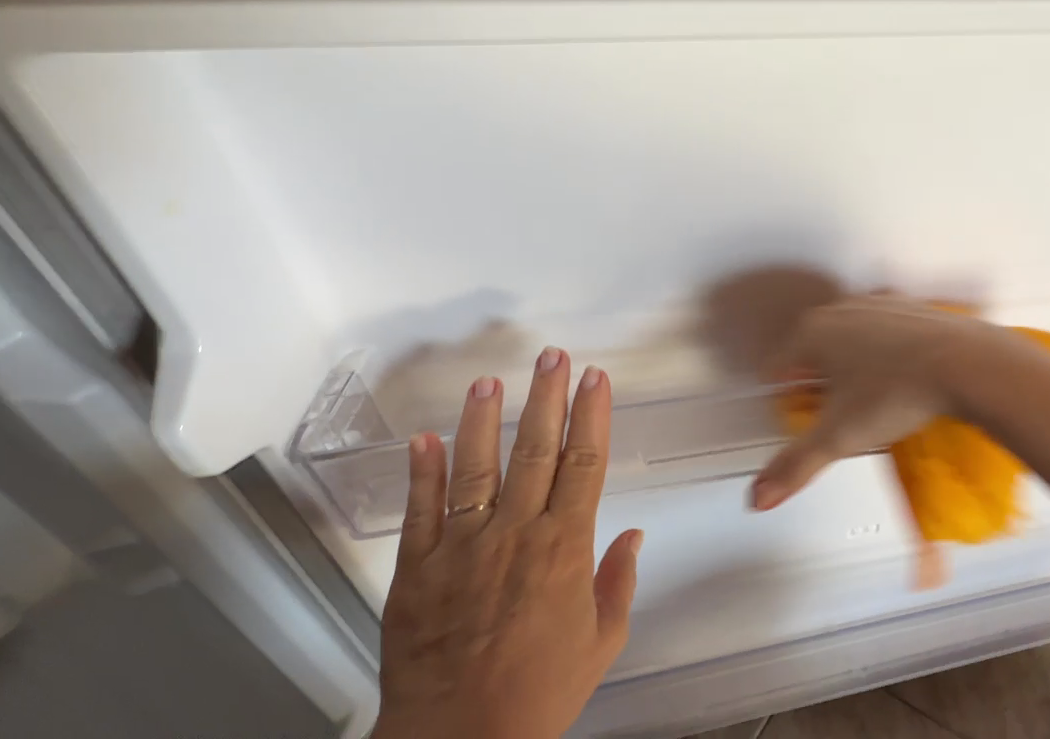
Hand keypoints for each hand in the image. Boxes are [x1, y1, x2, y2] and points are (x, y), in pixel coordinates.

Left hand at [372, 348, 640, 738]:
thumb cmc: (539, 694)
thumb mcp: (602, 642)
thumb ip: (618, 582)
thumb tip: (632, 535)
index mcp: (565, 547)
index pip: (585, 463)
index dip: (592, 415)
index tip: (596, 378)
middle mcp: (515, 535)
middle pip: (536, 451)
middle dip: (547, 398)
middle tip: (552, 356)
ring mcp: (461, 549)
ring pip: (476, 469)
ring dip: (485, 420)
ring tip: (491, 380)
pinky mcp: (417, 571)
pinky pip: (421, 512)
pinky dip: (423, 472)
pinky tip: (425, 437)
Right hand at [748, 296, 1043, 510]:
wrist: (968, 365)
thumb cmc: (902, 390)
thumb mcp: (840, 437)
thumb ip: (796, 465)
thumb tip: (763, 493)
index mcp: (813, 331)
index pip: (776, 370)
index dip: (785, 402)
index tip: (802, 423)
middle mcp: (843, 309)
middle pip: (812, 352)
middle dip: (819, 385)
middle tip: (839, 417)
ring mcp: (880, 304)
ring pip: (849, 340)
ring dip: (853, 369)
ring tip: (872, 401)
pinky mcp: (912, 309)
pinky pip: (885, 335)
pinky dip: (886, 356)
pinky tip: (902, 381)